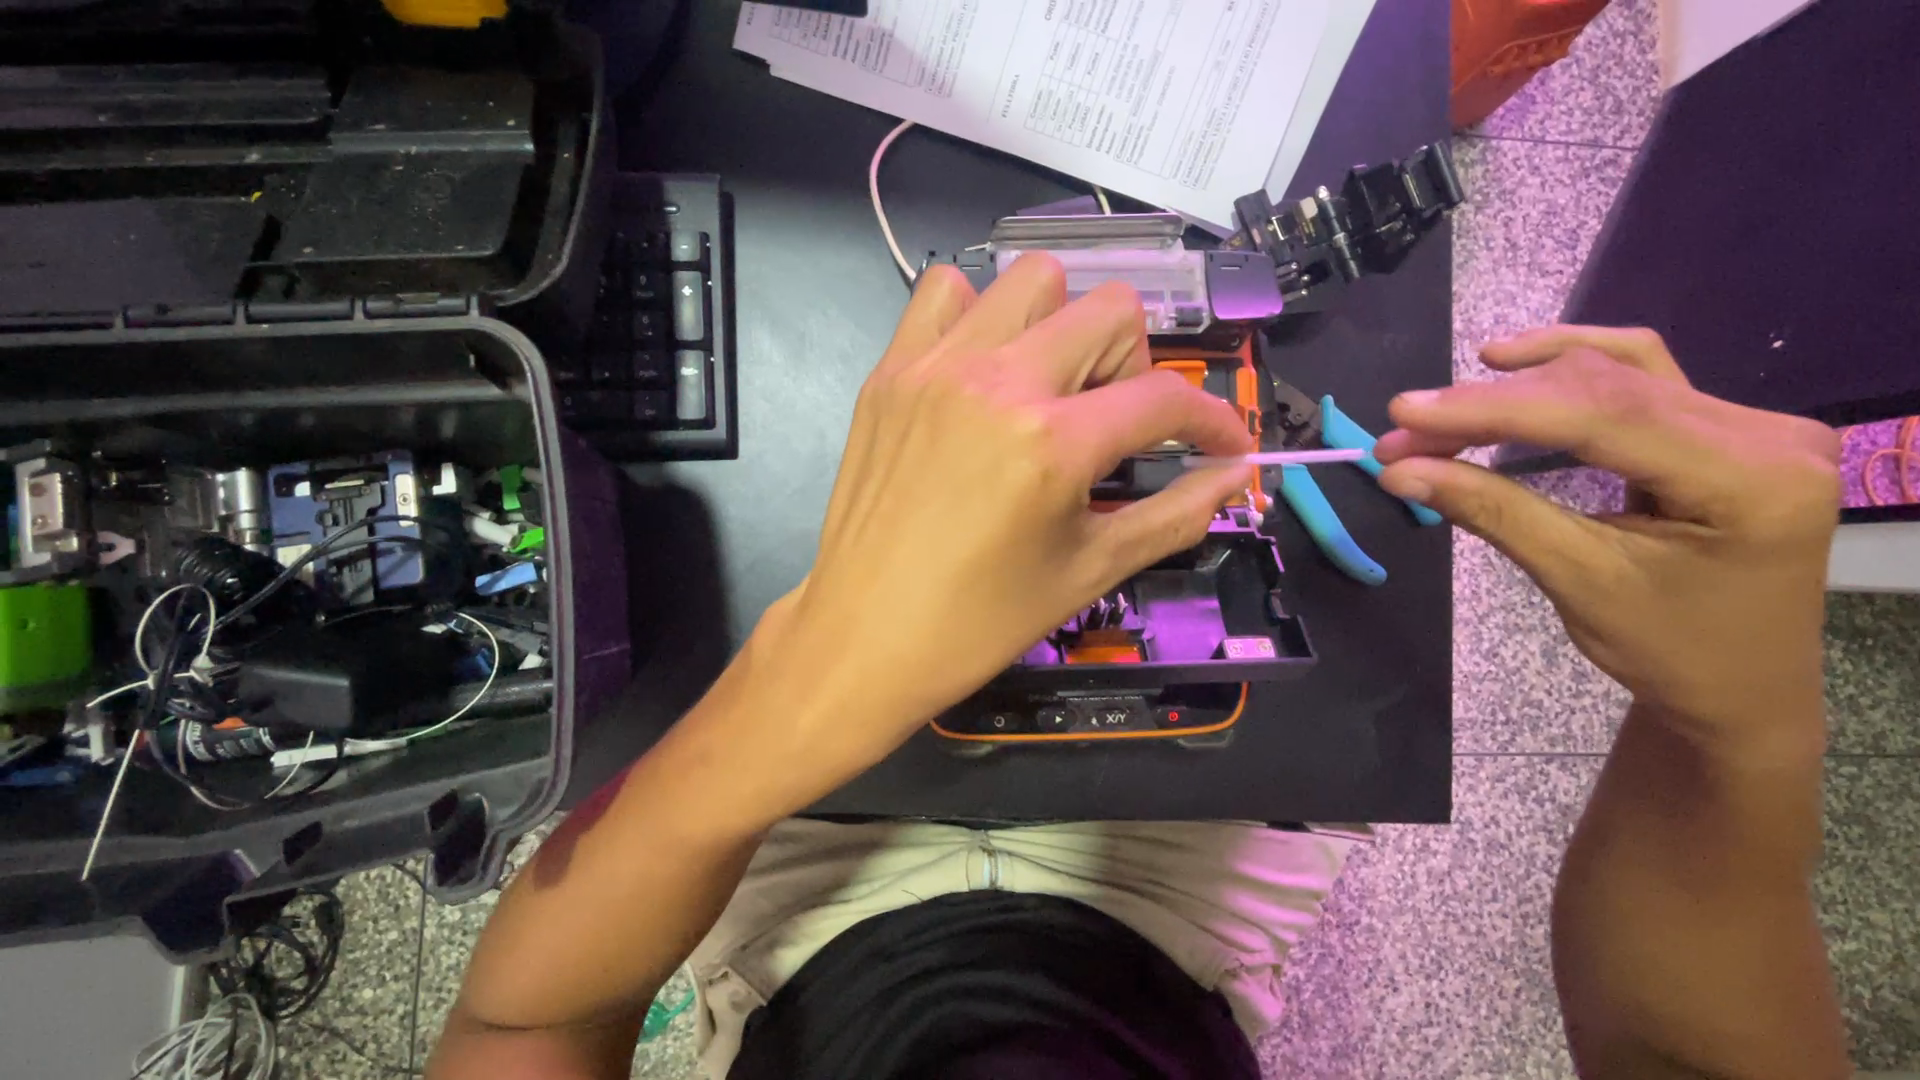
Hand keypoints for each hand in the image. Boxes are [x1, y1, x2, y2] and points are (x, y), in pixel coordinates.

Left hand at [734, 255, 1251, 797]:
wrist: (864, 636)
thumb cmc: (980, 620)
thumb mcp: (1089, 572)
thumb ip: (1174, 515)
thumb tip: (1236, 475)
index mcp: (1054, 441)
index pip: (1164, 398)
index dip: (1213, 421)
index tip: (1222, 445)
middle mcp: (999, 380)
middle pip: (1111, 310)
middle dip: (1136, 366)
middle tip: (1113, 425)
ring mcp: (938, 366)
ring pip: (1033, 280)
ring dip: (1064, 324)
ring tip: (1049, 388)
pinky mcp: (892, 371)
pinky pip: (944, 292)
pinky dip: (979, 314)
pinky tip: (982, 369)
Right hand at [1373, 326, 1840, 760]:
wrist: (1742, 687)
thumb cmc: (1669, 649)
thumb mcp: (1577, 581)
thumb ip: (1493, 512)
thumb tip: (1400, 471)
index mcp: (1749, 478)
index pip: (1601, 414)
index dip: (1492, 407)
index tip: (1404, 414)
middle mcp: (1764, 432)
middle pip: (1605, 384)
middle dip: (1492, 402)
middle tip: (1405, 431)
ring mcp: (1751, 424)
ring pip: (1619, 368)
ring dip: (1524, 378)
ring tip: (1447, 402)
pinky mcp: (1725, 428)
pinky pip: (1639, 377)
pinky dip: (1567, 373)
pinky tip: (1518, 366)